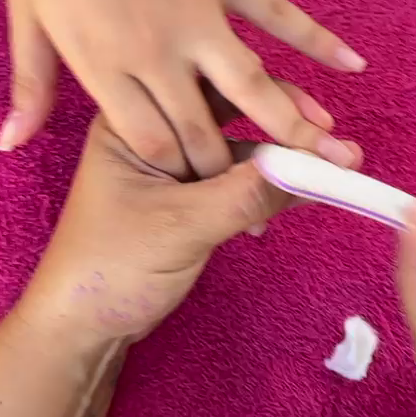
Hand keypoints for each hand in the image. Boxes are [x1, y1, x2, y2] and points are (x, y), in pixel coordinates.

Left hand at [0, 0, 363, 179]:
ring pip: (255, 87)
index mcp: (100, 62)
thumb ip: (30, 83)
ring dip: (294, 129)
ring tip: (333, 158)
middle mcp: (155, 50)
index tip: (198, 194)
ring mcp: (199, 10)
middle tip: (265, 193)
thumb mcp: (24, 8)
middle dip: (233, 171)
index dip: (178, 176)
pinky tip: (352, 66)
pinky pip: (283, 15)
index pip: (152, 145)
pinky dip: (319, 42)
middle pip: (205, 132)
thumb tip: (9, 145)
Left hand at [23, 80, 358, 343]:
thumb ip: (247, 195)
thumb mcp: (181, 226)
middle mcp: (153, 130)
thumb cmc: (112, 266)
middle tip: (336, 145)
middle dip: (285, 126)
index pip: (211, 90)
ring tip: (331, 171)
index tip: (322, 125)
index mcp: (134, 119)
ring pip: (237, 147)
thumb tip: (321, 169)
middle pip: (231, 112)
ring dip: (280, 160)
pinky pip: (233, 178)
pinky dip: (264, 188)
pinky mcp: (183, 194)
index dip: (272, 100)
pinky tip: (294, 200)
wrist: (79, 326)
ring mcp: (169, 163)